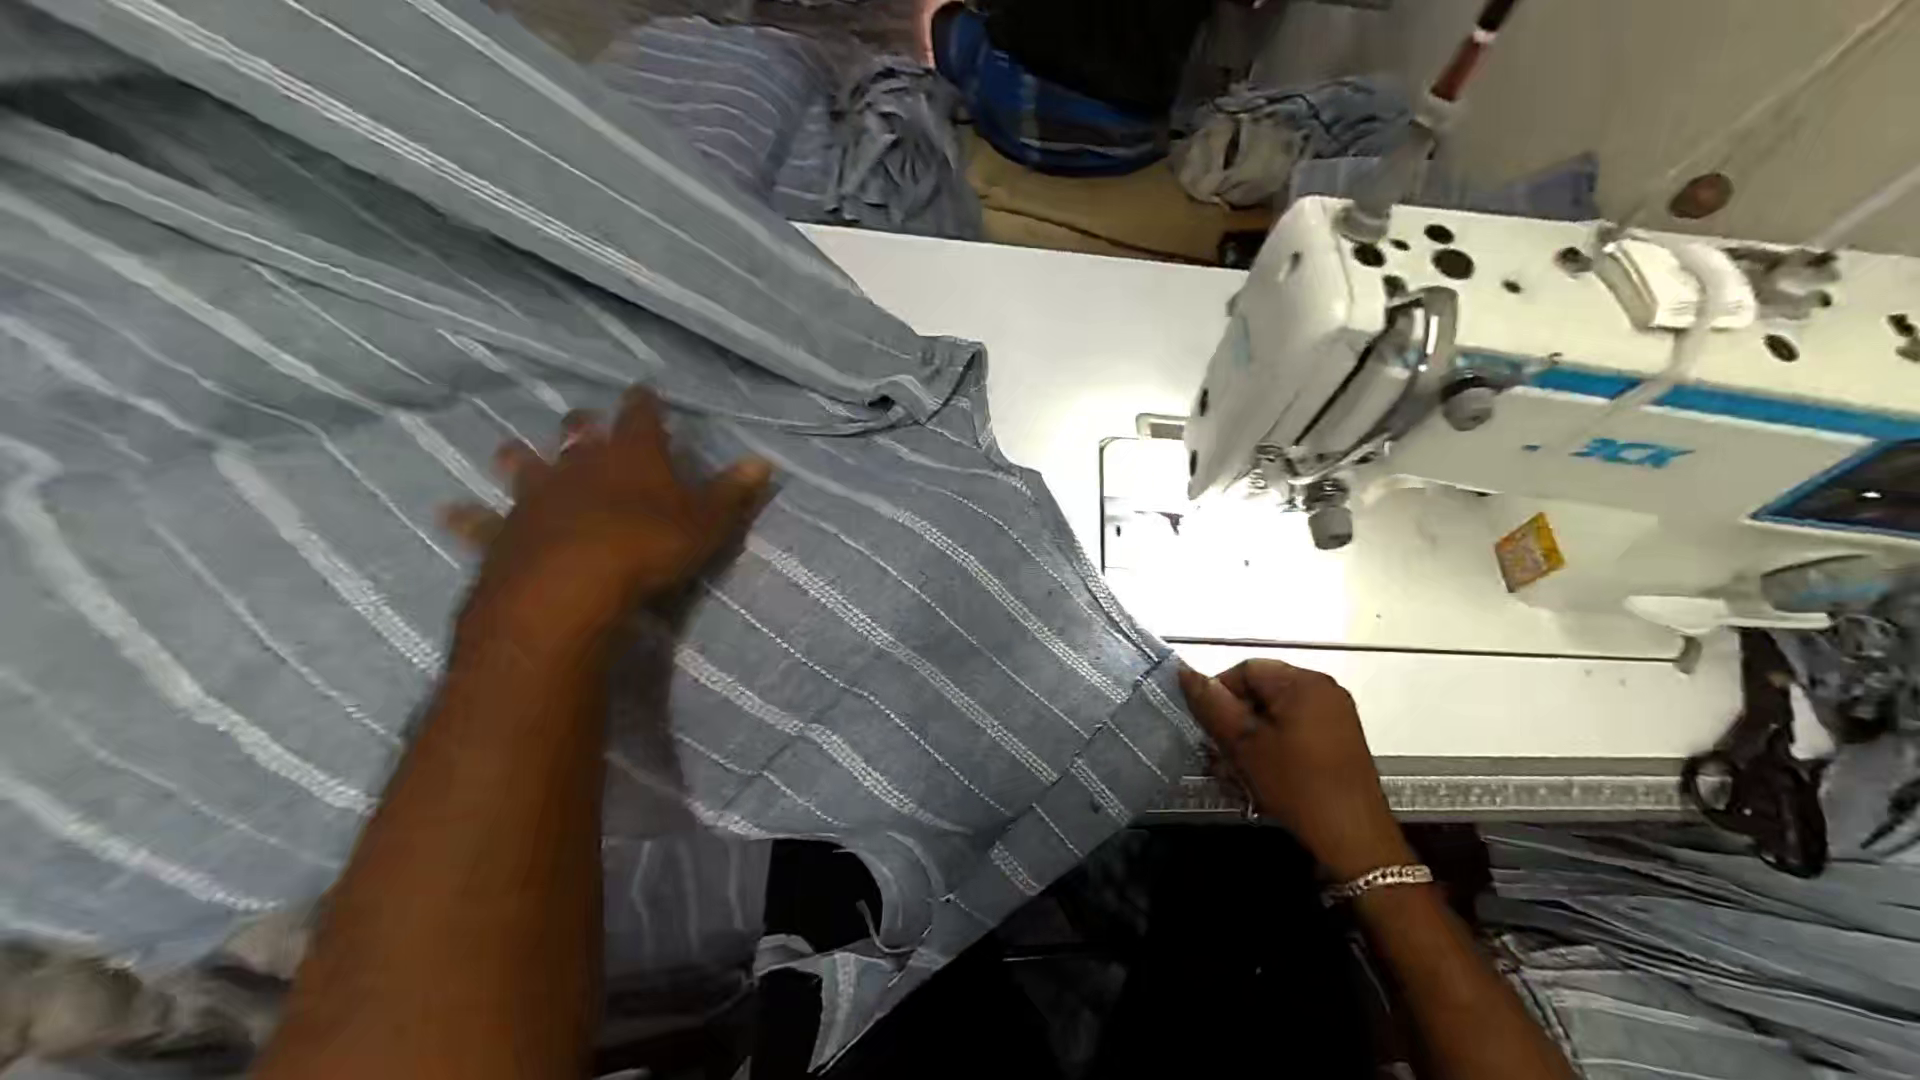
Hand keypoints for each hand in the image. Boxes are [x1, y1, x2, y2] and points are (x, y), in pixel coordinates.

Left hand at [440, 388, 770, 656]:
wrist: (571, 586)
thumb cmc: (649, 546)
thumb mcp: (707, 522)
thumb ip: (732, 492)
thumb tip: (764, 460)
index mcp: (632, 457)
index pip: (641, 417)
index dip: (644, 404)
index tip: (643, 389)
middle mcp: (581, 466)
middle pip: (578, 436)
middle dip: (581, 426)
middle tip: (578, 417)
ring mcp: (537, 497)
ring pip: (525, 468)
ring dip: (520, 459)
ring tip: (508, 449)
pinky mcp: (505, 532)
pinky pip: (482, 522)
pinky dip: (467, 517)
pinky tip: (448, 512)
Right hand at [1179, 661, 1413, 879]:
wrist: (1354, 839)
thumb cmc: (1296, 785)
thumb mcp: (1244, 744)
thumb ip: (1212, 704)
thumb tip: (1186, 674)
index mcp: (1302, 682)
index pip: (1244, 669)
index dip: (1219, 693)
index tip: (1209, 727)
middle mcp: (1323, 688)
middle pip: (1261, 689)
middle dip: (1236, 717)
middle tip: (1222, 751)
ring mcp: (1336, 713)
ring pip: (1276, 711)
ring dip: (1252, 734)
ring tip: (1241, 767)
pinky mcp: (1341, 737)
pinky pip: (1295, 726)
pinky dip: (1274, 742)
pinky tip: (1265, 771)